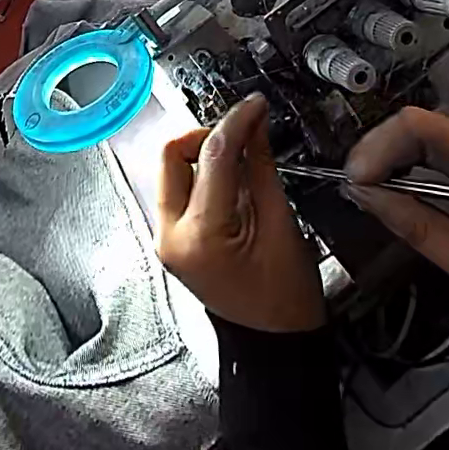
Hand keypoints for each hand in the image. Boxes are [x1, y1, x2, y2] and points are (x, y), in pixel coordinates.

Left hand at [157, 93, 325, 332]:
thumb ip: (260, 165)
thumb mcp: (281, 223)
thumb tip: (254, 124)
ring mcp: (165, 237)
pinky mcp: (170, 236)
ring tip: (240, 161)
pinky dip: (201, 173)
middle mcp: (170, 234)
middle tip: (240, 135)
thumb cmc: (283, 299)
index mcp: (201, 235)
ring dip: (202, 153)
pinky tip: (230, 180)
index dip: (237, 121)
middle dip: (205, 135)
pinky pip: (178, 187)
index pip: (212, 156)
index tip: (254, 106)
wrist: (272, 343)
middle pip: (171, 154)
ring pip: (171, 167)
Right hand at [344, 109, 448, 372]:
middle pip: (425, 128)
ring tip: (386, 200)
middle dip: (385, 157)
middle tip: (363, 194)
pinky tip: (419, 199)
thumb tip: (364, 194)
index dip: (376, 148)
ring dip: (404, 165)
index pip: (420, 125)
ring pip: (437, 139)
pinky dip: (429, 172)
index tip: (356, 181)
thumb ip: (417, 226)